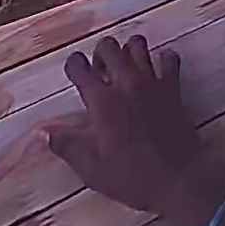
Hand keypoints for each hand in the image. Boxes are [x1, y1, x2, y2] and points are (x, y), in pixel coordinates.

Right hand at [45, 35, 224, 225]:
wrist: (181, 180)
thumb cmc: (133, 176)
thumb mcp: (92, 169)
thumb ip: (66, 146)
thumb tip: (43, 134)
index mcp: (102, 100)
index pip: (79, 65)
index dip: (73, 65)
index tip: (75, 75)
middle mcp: (125, 83)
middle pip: (108, 46)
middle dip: (100, 54)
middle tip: (101, 74)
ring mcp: (152, 82)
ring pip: (137, 45)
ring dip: (128, 52)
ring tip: (126, 69)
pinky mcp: (173, 88)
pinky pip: (169, 59)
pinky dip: (163, 59)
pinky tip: (157, 72)